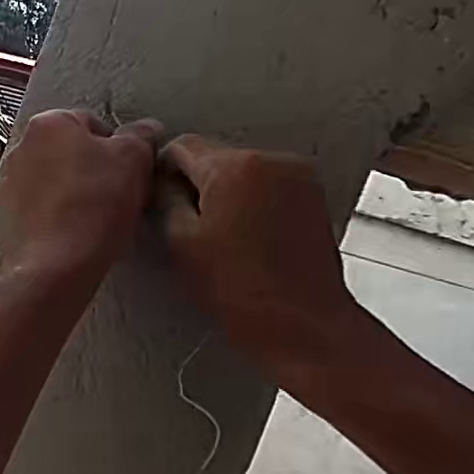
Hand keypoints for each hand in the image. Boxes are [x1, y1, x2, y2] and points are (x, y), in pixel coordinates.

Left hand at [0, 109, 163, 289]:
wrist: (56, 266)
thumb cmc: (91, 209)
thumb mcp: (134, 159)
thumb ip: (142, 135)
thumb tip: (147, 130)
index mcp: (49, 122)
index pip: (95, 123)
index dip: (120, 148)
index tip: (132, 170)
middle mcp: (23, 145)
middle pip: (74, 150)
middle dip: (97, 168)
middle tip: (120, 192)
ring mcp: (12, 181)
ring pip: (60, 178)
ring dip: (80, 191)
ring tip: (101, 215)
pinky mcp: (11, 213)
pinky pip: (47, 205)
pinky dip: (63, 213)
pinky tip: (81, 229)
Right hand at [156, 135, 371, 385]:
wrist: (304, 326)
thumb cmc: (246, 294)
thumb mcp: (183, 245)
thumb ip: (165, 200)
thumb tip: (161, 183)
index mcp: (234, 168)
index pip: (182, 146)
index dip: (163, 172)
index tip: (161, 196)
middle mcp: (270, 161)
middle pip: (215, 156)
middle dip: (198, 184)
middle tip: (192, 227)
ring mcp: (296, 176)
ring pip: (243, 170)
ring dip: (228, 192)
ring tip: (227, 237)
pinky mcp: (312, 195)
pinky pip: (269, 184)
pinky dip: (254, 200)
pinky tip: (250, 237)